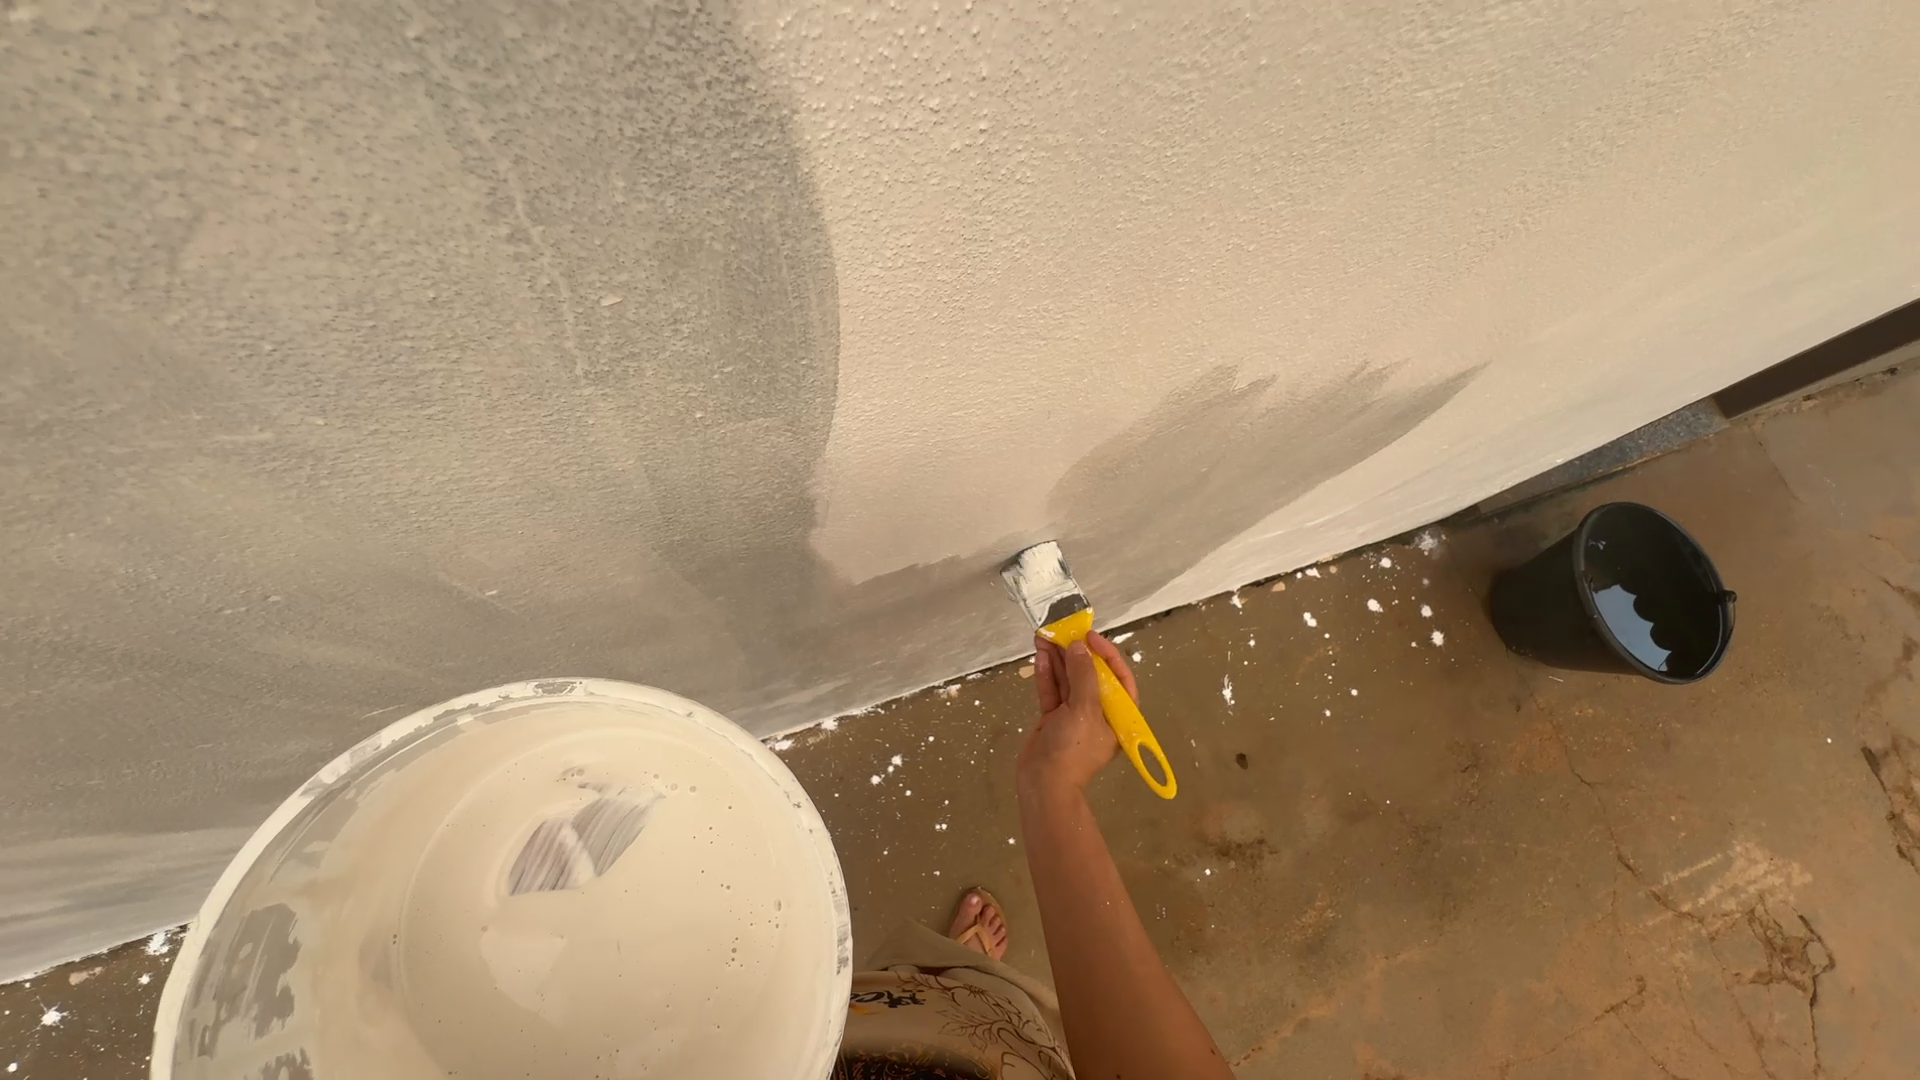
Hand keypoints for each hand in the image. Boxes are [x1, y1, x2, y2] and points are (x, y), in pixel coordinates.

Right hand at [1017, 631, 1139, 798]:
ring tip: (1044, 635)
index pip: (1119, 677)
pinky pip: (1052, 691)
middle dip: (1076, 652)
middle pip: (1090, 675)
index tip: (1089, 636)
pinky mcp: (1053, 719)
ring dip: (1058, 658)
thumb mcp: (1084, 710)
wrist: (1043, 784)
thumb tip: (1079, 647)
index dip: (1106, 654)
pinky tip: (1040, 655)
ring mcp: (1074, 715)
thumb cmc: (1073, 749)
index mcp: (1118, 714)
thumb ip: (1084, 675)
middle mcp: (1098, 712)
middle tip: (1062, 629)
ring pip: (1068, 680)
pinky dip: (1046, 674)